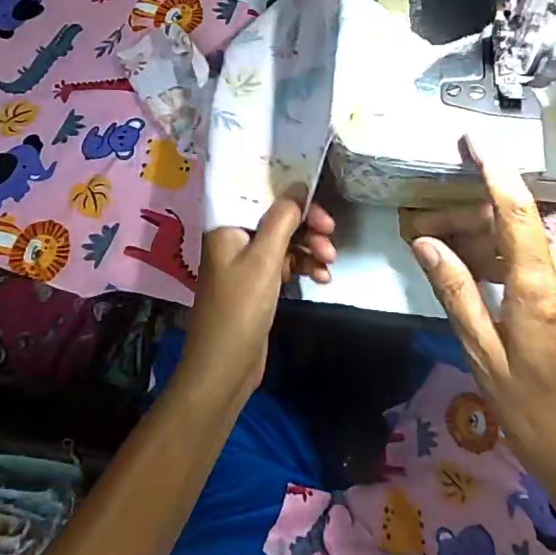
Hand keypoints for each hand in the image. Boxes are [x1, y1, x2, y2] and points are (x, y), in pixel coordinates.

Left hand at [182, 192, 337, 394]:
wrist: (225, 367)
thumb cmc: (240, 308)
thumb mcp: (264, 260)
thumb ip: (282, 220)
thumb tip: (297, 187)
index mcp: (226, 226)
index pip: (259, 195)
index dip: (290, 195)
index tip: (318, 207)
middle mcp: (234, 239)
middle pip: (276, 218)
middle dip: (306, 225)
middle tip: (330, 236)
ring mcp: (246, 263)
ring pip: (284, 242)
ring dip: (309, 248)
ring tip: (329, 263)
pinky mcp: (258, 285)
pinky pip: (285, 265)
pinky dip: (303, 267)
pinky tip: (322, 278)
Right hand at [401, 137, 555, 532]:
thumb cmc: (534, 415)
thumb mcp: (483, 355)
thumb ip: (456, 292)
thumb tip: (425, 242)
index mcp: (542, 291)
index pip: (517, 212)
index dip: (493, 170)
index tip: (471, 141)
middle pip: (514, 224)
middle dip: (466, 216)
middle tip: (420, 229)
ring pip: (523, 243)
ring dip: (480, 239)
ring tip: (436, 249)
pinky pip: (535, 264)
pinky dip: (500, 259)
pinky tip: (470, 271)